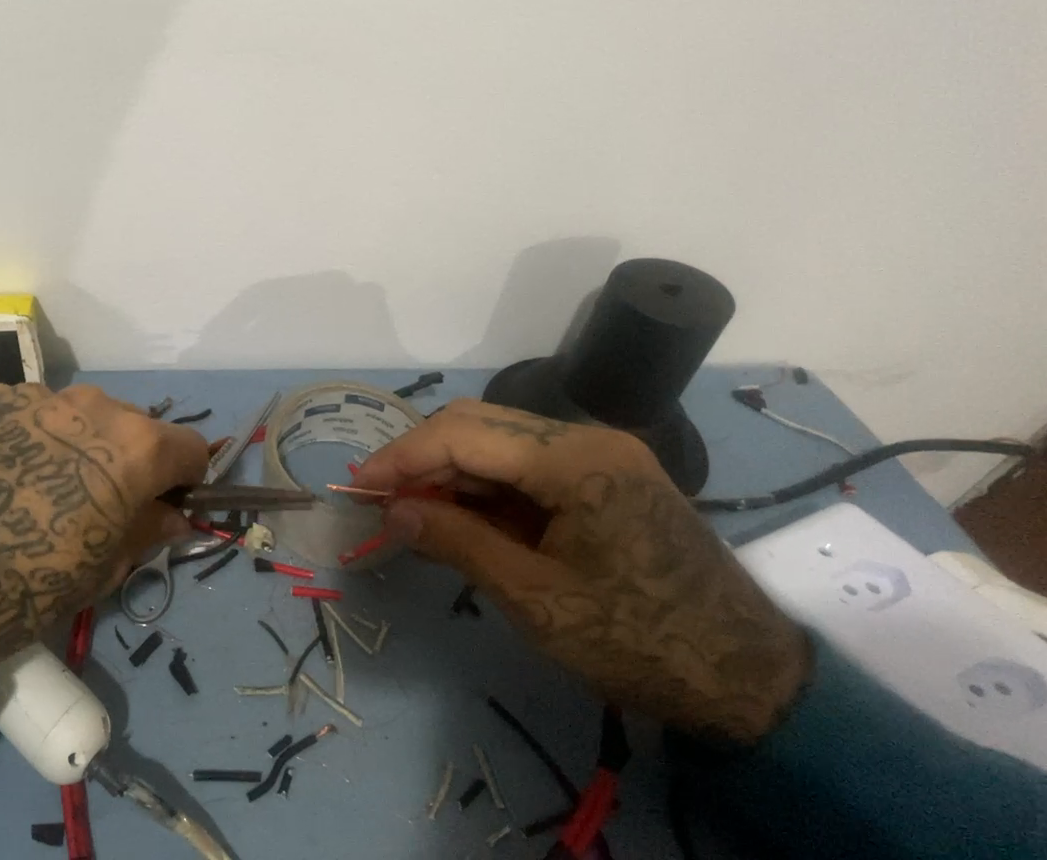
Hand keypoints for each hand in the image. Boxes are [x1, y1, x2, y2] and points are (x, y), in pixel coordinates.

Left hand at [0, 383, 208, 710]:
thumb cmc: (32, 586)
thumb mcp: (106, 567)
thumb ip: (148, 529)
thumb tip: (174, 515)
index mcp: (135, 447)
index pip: (188, 447)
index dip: (184, 479)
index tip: (165, 504)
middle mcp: (92, 405)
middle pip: (134, 425)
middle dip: (133, 459)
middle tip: (104, 503)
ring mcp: (36, 396)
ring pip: (82, 414)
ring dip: (83, 443)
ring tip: (48, 488)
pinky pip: (33, 412)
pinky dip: (36, 437)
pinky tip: (8, 476)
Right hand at [353, 398, 810, 744]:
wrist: (747, 680)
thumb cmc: (637, 642)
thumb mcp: (534, 598)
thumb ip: (458, 543)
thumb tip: (393, 513)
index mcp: (576, 460)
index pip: (463, 434)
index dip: (402, 457)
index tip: (358, 488)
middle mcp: (587, 441)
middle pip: (478, 426)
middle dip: (420, 459)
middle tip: (379, 500)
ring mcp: (599, 458)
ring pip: (498, 444)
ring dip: (448, 474)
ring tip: (408, 514)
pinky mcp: (603, 482)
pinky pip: (525, 470)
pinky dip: (482, 490)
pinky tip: (454, 518)